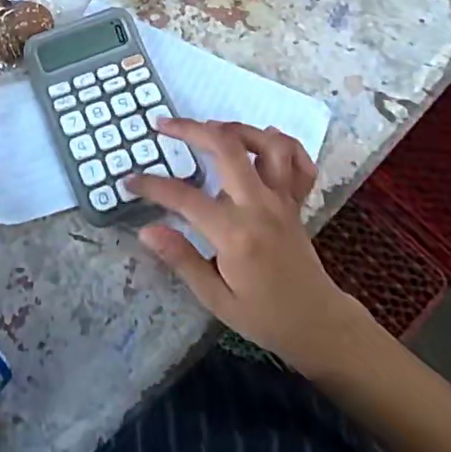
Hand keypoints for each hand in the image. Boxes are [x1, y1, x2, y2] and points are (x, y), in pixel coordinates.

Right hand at [132, 119, 378, 378]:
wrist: (319, 325)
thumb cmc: (264, 316)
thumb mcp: (215, 299)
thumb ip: (181, 259)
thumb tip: (146, 230)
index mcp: (235, 233)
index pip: (184, 197)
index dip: (152, 185)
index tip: (130, 182)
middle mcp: (260, 207)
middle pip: (227, 149)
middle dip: (191, 130)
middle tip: (164, 126)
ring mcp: (282, 201)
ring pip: (267, 145)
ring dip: (236, 129)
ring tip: (209, 128)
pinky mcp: (296, 202)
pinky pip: (298, 161)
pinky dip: (282, 144)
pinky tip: (261, 140)